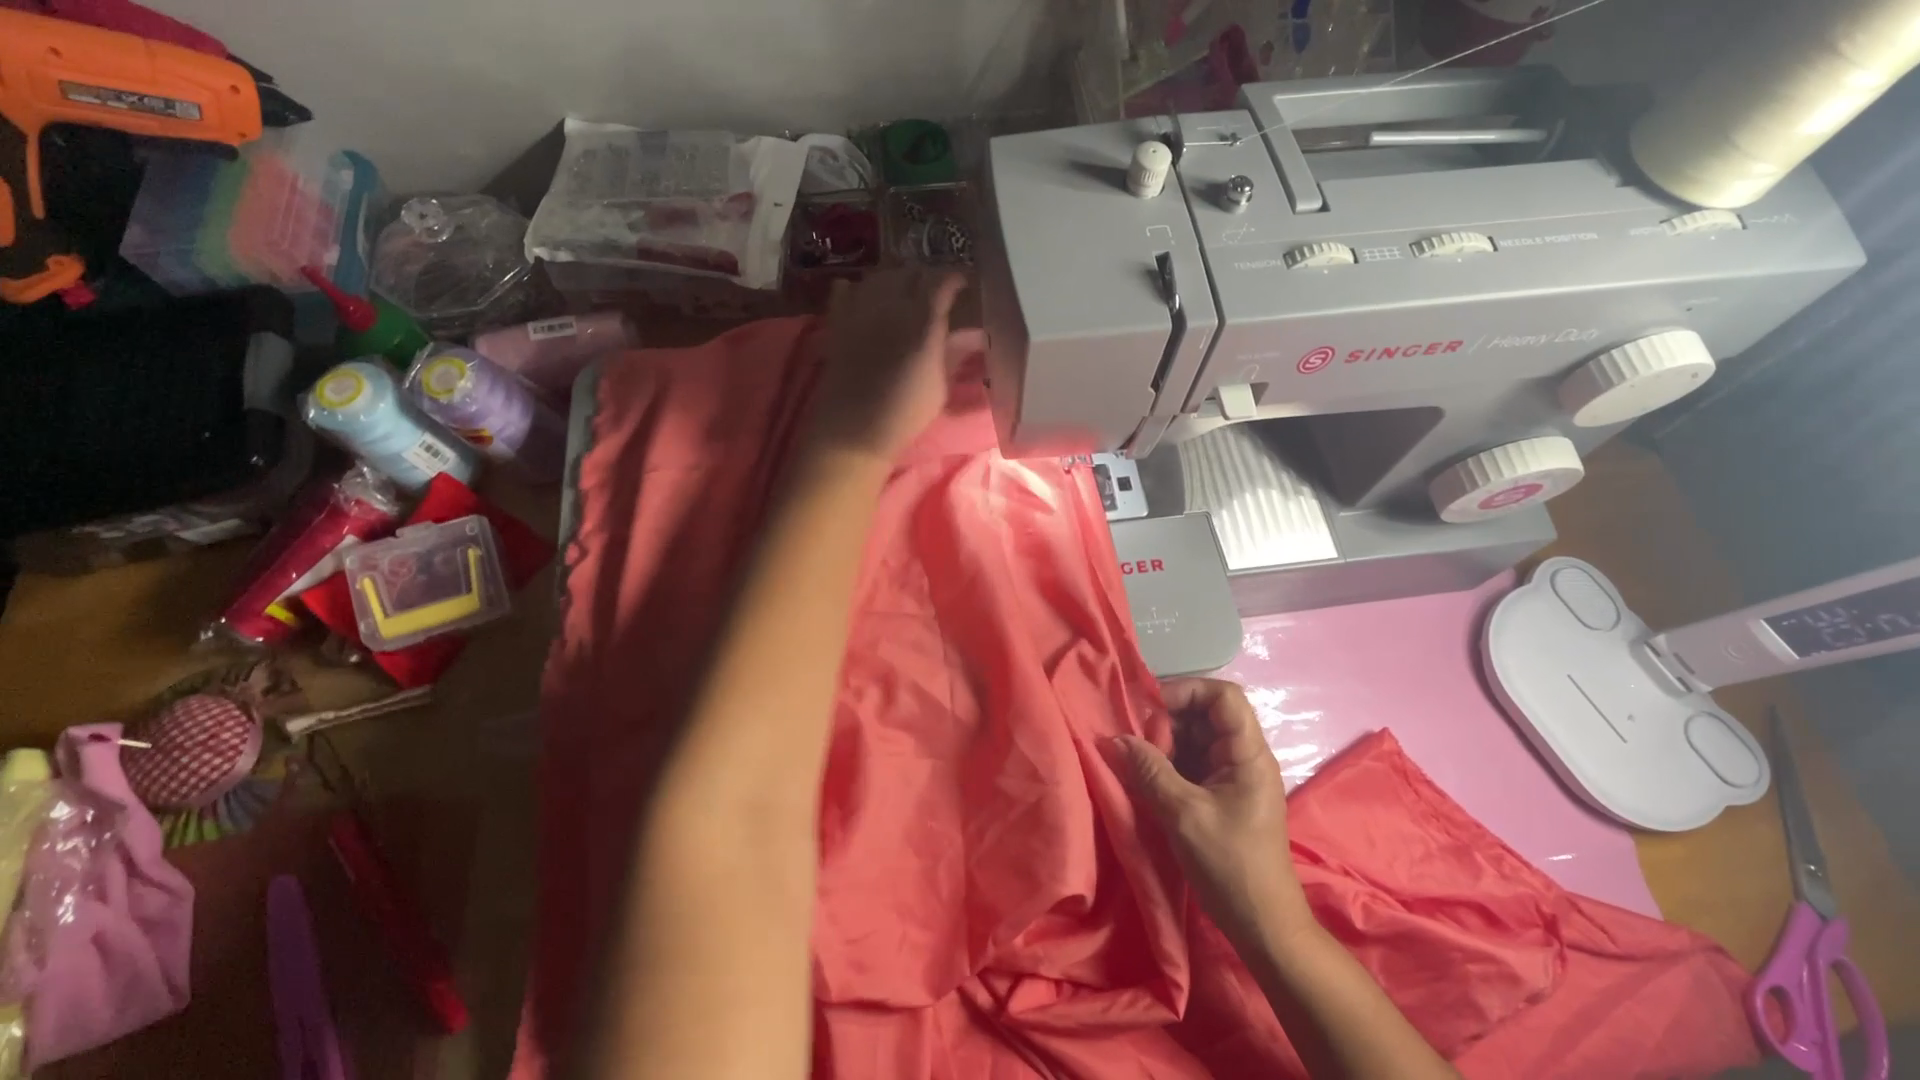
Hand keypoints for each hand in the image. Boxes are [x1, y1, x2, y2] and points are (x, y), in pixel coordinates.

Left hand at [807, 269, 965, 461]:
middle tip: (935, 291)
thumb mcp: (940, 386)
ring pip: (880, 275)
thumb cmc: (904, 412)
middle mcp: (892, 305)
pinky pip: (845, 288)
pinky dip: (858, 287)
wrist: (853, 428)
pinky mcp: (837, 320)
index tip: (964, 284)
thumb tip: (977, 334)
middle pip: (911, 272)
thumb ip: (955, 353)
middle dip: (926, 276)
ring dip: (895, 278)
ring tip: (902, 293)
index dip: (955, 278)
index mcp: (924, 321)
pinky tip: (865, 297)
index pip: (942, 281)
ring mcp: (861, 309)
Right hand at [1105, 678, 1311, 946]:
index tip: (1149, 708)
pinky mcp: (1219, 798)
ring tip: (1132, 759)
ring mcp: (1231, 779)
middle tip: (1133, 740)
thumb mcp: (1184, 815)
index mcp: (1248, 754)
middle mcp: (1242, 758)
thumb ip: (1149, 772)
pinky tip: (1141, 776)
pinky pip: (1190, 766)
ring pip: (1194, 741)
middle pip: (1204, 715)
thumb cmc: (1231, 865)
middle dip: (1166, 720)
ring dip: (1162, 744)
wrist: (1262, 924)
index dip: (1187, 691)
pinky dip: (1165, 765)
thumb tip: (1113, 739)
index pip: (1223, 697)